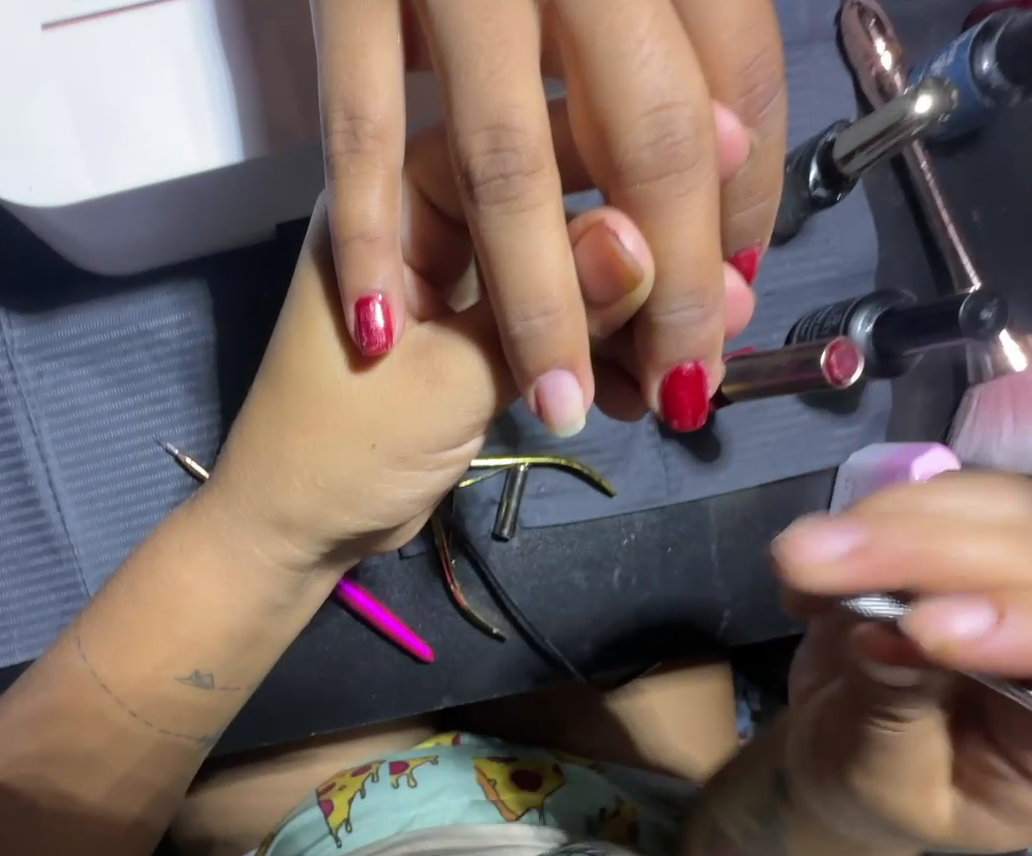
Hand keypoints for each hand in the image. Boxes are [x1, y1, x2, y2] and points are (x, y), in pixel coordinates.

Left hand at [312, 0, 786, 434]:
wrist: (299, 531)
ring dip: (635, 320)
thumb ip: (548, 315)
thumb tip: (647, 239)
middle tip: (732, 286)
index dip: (618, 161)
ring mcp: (458, 288)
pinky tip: (654, 383)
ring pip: (564, 282)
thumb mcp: (448, 379)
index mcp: (392, 201)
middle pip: (556, 217)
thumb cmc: (341, 449)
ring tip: (712, 349)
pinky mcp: (477, 342)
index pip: (517, 148)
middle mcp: (429, 226)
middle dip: (644, 260)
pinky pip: (554, 334)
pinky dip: (601, 360)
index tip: (722, 163)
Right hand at [771, 474, 1031, 855]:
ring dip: (885, 522)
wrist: (843, 760)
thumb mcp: (890, 785)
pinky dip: (858, 521)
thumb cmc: (886, 796)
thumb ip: (897, 711)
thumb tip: (878, 629)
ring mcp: (1016, 583)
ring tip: (794, 559)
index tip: (924, 630)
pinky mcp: (953, 549)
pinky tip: (803, 576)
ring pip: (989, 512)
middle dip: (916, 556)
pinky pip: (930, 503)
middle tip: (805, 562)